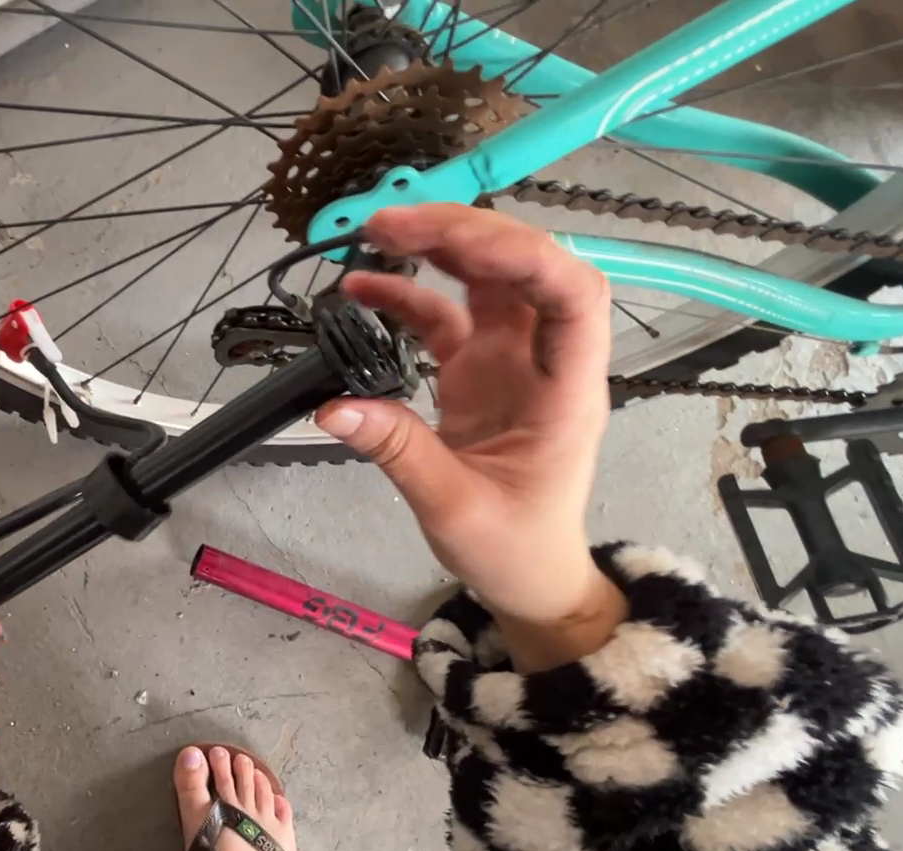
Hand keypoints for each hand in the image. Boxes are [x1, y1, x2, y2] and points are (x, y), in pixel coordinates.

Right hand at [313, 205, 625, 669]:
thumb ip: (397, 452)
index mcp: (564, 391)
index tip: (453, 246)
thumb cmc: (513, 547)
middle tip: (391, 224)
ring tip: (374, 236)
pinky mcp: (475, 373)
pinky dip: (406, 300)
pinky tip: (363, 290)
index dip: (521, 257)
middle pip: (522, 270)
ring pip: (483, 283)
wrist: (527, 574)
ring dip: (435, 251)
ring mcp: (508, 363)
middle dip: (464, 234)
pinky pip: (444, 320)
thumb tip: (332, 407)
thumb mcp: (453, 507)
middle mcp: (542, 361)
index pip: (570, 296)